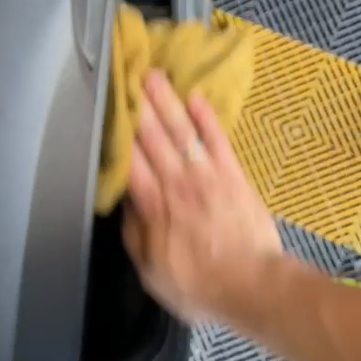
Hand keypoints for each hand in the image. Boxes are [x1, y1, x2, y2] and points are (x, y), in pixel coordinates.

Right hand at [121, 69, 288, 323]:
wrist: (253, 286)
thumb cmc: (199, 285)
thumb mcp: (152, 270)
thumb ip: (135, 233)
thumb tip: (126, 201)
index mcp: (154, 206)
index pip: (130, 160)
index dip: (118, 132)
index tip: (107, 107)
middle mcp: (177, 183)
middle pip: (153, 138)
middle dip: (139, 105)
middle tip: (126, 74)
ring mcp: (207, 175)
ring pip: (181, 131)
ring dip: (166, 102)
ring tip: (153, 75)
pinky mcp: (233, 175)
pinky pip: (217, 140)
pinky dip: (206, 117)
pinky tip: (195, 96)